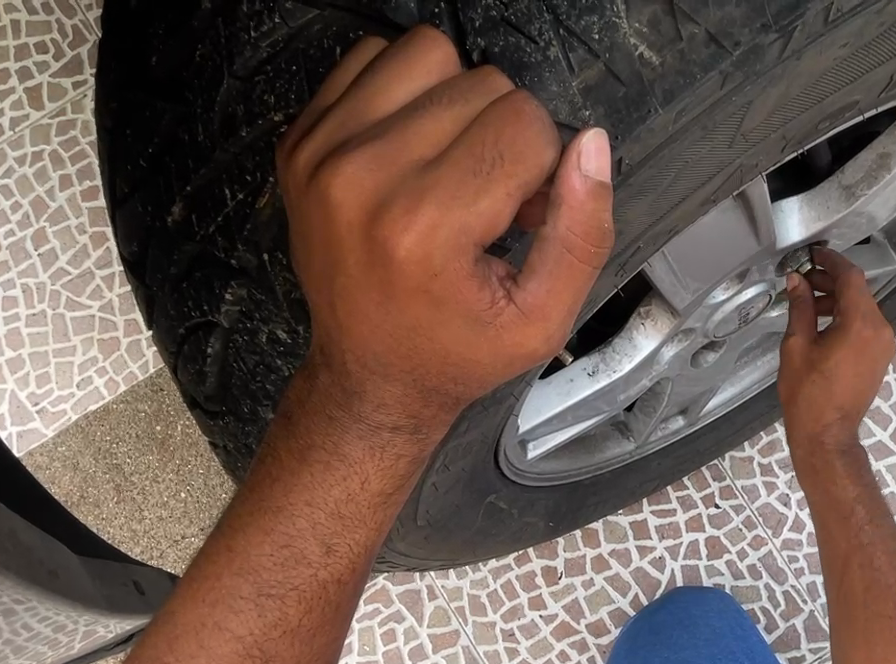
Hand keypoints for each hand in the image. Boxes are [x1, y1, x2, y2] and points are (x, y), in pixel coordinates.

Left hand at [275, 27, 614, 434]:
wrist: (372, 375)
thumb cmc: (454, 354)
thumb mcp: (542, 322)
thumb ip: (582, 238)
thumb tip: (592, 146)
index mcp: (427, 229)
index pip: (525, 125)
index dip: (545, 169)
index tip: (527, 215)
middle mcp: (366, 177)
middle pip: (484, 85)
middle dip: (507, 139)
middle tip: (494, 201)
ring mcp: (325, 153)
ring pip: (431, 55)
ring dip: (460, 105)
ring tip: (456, 169)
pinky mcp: (303, 140)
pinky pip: (374, 60)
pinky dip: (408, 96)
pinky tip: (416, 154)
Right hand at [777, 246, 895, 453]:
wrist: (826, 435)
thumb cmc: (808, 396)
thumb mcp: (797, 346)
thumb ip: (801, 308)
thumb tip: (798, 282)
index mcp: (861, 324)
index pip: (851, 277)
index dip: (831, 262)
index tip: (813, 255)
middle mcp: (880, 330)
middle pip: (858, 292)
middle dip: (831, 283)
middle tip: (803, 281)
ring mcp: (883, 345)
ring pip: (862, 309)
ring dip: (837, 302)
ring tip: (808, 305)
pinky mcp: (880, 358)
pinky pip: (865, 327)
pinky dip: (846, 319)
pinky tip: (822, 325)